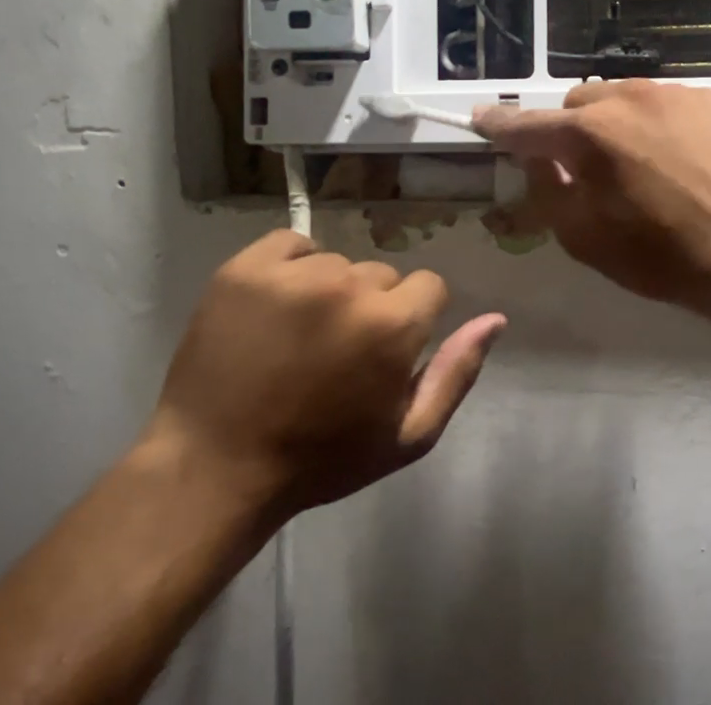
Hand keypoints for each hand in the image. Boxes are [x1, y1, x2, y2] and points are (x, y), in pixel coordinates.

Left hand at [149, 230, 505, 515]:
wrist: (215, 467)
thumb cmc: (320, 460)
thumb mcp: (408, 437)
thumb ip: (457, 372)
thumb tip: (494, 319)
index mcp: (394, 323)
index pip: (429, 288)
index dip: (413, 322)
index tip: (385, 355)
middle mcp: (349, 284)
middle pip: (382, 276)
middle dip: (371, 308)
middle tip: (336, 354)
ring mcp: (292, 273)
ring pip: (335, 263)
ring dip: (328, 292)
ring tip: (297, 339)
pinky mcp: (244, 268)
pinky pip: (288, 244)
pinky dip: (289, 267)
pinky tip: (275, 308)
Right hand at [475, 80, 710, 311]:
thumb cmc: (659, 256)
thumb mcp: (582, 237)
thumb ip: (545, 188)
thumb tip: (536, 157)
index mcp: (588, 135)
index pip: (526, 124)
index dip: (498, 124)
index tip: (481, 120)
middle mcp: (626, 98)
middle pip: (576, 104)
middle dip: (571, 131)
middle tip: (586, 168)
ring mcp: (672, 93)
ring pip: (621, 98)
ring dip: (614, 124)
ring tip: (638, 165)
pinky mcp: (709, 98)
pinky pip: (662, 104)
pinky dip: (654, 125)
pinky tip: (676, 159)